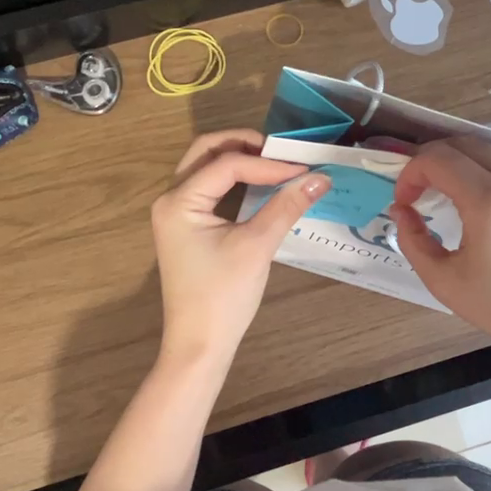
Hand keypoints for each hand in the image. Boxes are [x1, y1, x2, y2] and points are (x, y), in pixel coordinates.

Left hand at [152, 130, 329, 365]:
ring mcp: (176, 213)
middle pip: (208, 152)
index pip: (228, 164)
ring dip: (240, 159)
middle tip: (284, 152)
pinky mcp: (186, 227)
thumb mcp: (257, 246)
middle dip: (246, 145)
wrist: (199, 344)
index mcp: (179, 201)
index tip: (305, 170)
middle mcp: (171, 199)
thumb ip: (286, 206)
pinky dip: (234, 180)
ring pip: (206, 168)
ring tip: (277, 163)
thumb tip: (320, 177)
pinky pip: (209, 189)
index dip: (268, 163)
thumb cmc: (222, 297)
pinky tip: (262, 185)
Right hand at [388, 138, 490, 378]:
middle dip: (435, 163)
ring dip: (466, 167)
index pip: (438, 159)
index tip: (405, 199)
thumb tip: (401, 211)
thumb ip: (413, 239)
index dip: (411, 173)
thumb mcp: (445, 282)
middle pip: (465, 145)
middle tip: (422, 192)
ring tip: (456, 199)